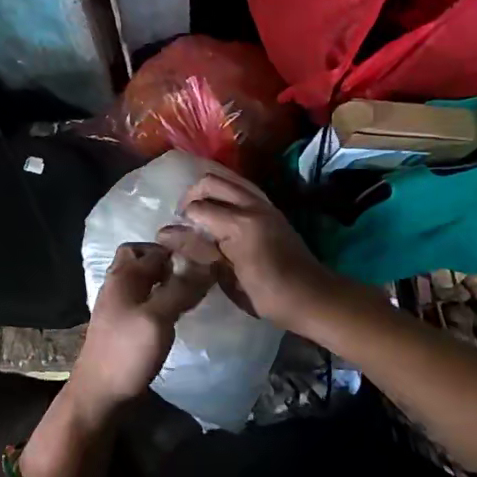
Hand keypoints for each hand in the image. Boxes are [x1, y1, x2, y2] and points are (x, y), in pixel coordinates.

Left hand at [72, 243, 211, 418]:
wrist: (100, 394)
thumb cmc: (127, 353)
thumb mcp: (157, 317)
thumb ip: (180, 289)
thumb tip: (206, 263)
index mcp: (123, 276)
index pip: (153, 248)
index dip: (179, 248)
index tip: (208, 258)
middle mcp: (118, 285)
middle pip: (143, 259)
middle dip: (169, 262)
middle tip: (197, 274)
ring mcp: (119, 305)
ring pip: (145, 281)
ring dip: (167, 281)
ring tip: (195, 291)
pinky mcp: (125, 325)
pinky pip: (146, 300)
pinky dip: (162, 299)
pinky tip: (179, 312)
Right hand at [159, 171, 337, 329]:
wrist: (312, 297)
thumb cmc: (268, 295)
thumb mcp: (228, 278)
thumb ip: (198, 250)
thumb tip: (164, 234)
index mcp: (240, 224)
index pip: (197, 208)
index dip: (181, 221)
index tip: (173, 237)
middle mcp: (252, 205)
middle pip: (211, 181)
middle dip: (192, 196)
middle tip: (185, 219)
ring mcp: (265, 204)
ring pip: (228, 180)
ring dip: (210, 192)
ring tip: (201, 215)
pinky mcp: (271, 209)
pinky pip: (243, 190)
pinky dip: (226, 195)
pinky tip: (221, 217)